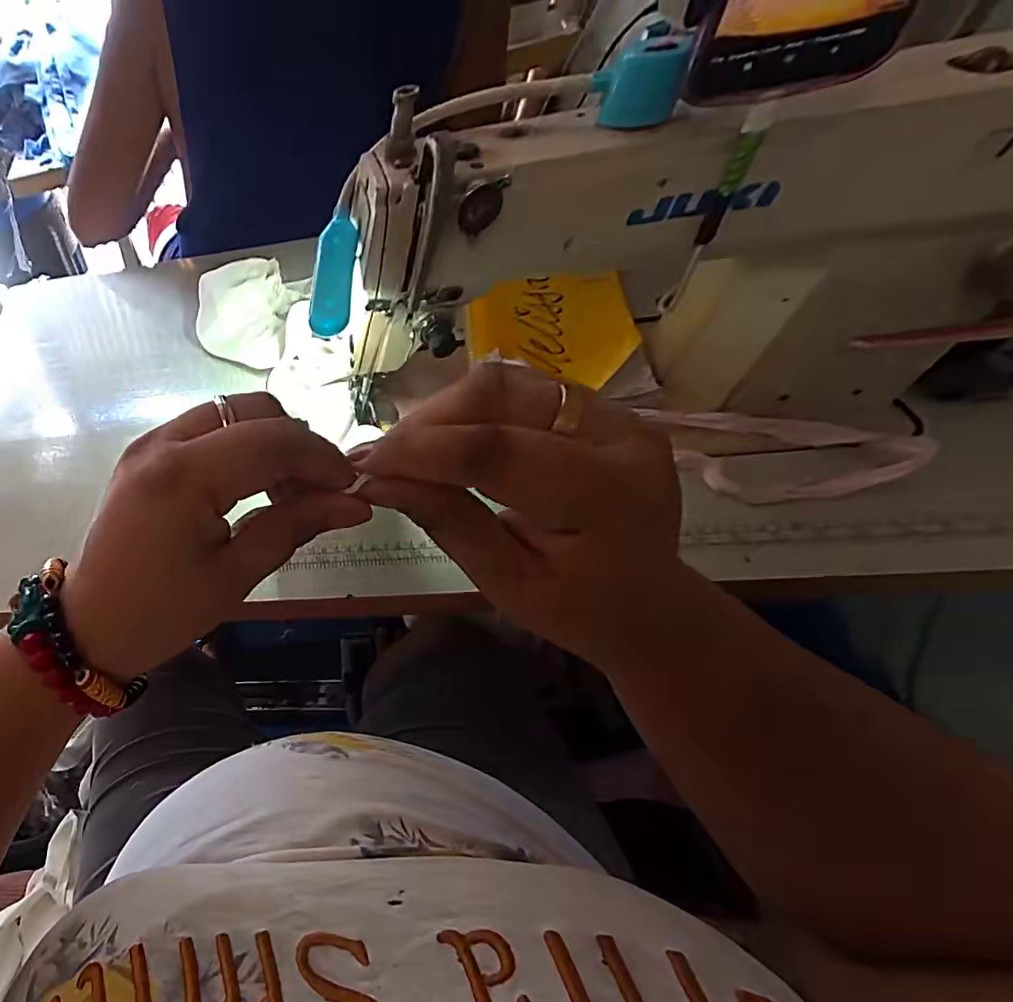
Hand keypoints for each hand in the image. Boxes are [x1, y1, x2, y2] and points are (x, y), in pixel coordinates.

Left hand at [61, 393, 370, 679]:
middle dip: (296, 443)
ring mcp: (149, 443)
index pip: (273, 440)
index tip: (349, 488)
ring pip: (229, 413)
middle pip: (253, 410)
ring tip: (288, 492)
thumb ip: (294, 526)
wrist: (89, 626)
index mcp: (184, 475)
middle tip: (319, 490)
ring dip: (269, 441)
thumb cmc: (161, 613)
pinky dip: (239, 446)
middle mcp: (163, 442)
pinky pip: (205, 429)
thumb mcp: (234, 575)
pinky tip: (252, 486)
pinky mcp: (144, 453)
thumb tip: (355, 503)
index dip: (321, 458)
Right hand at [352, 363, 691, 666]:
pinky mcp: (599, 406)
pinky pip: (518, 389)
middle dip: (426, 422)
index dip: (421, 452)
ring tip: (408, 452)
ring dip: (442, 411)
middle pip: (500, 392)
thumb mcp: (505, 582)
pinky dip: (468, 411)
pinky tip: (444, 441)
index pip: (497, 451)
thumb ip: (446, 521)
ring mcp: (613, 412)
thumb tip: (377, 481)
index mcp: (604, 495)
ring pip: (505, 380)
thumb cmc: (577, 610)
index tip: (364, 466)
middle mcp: (618, 435)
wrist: (649, 604)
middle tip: (382, 460)